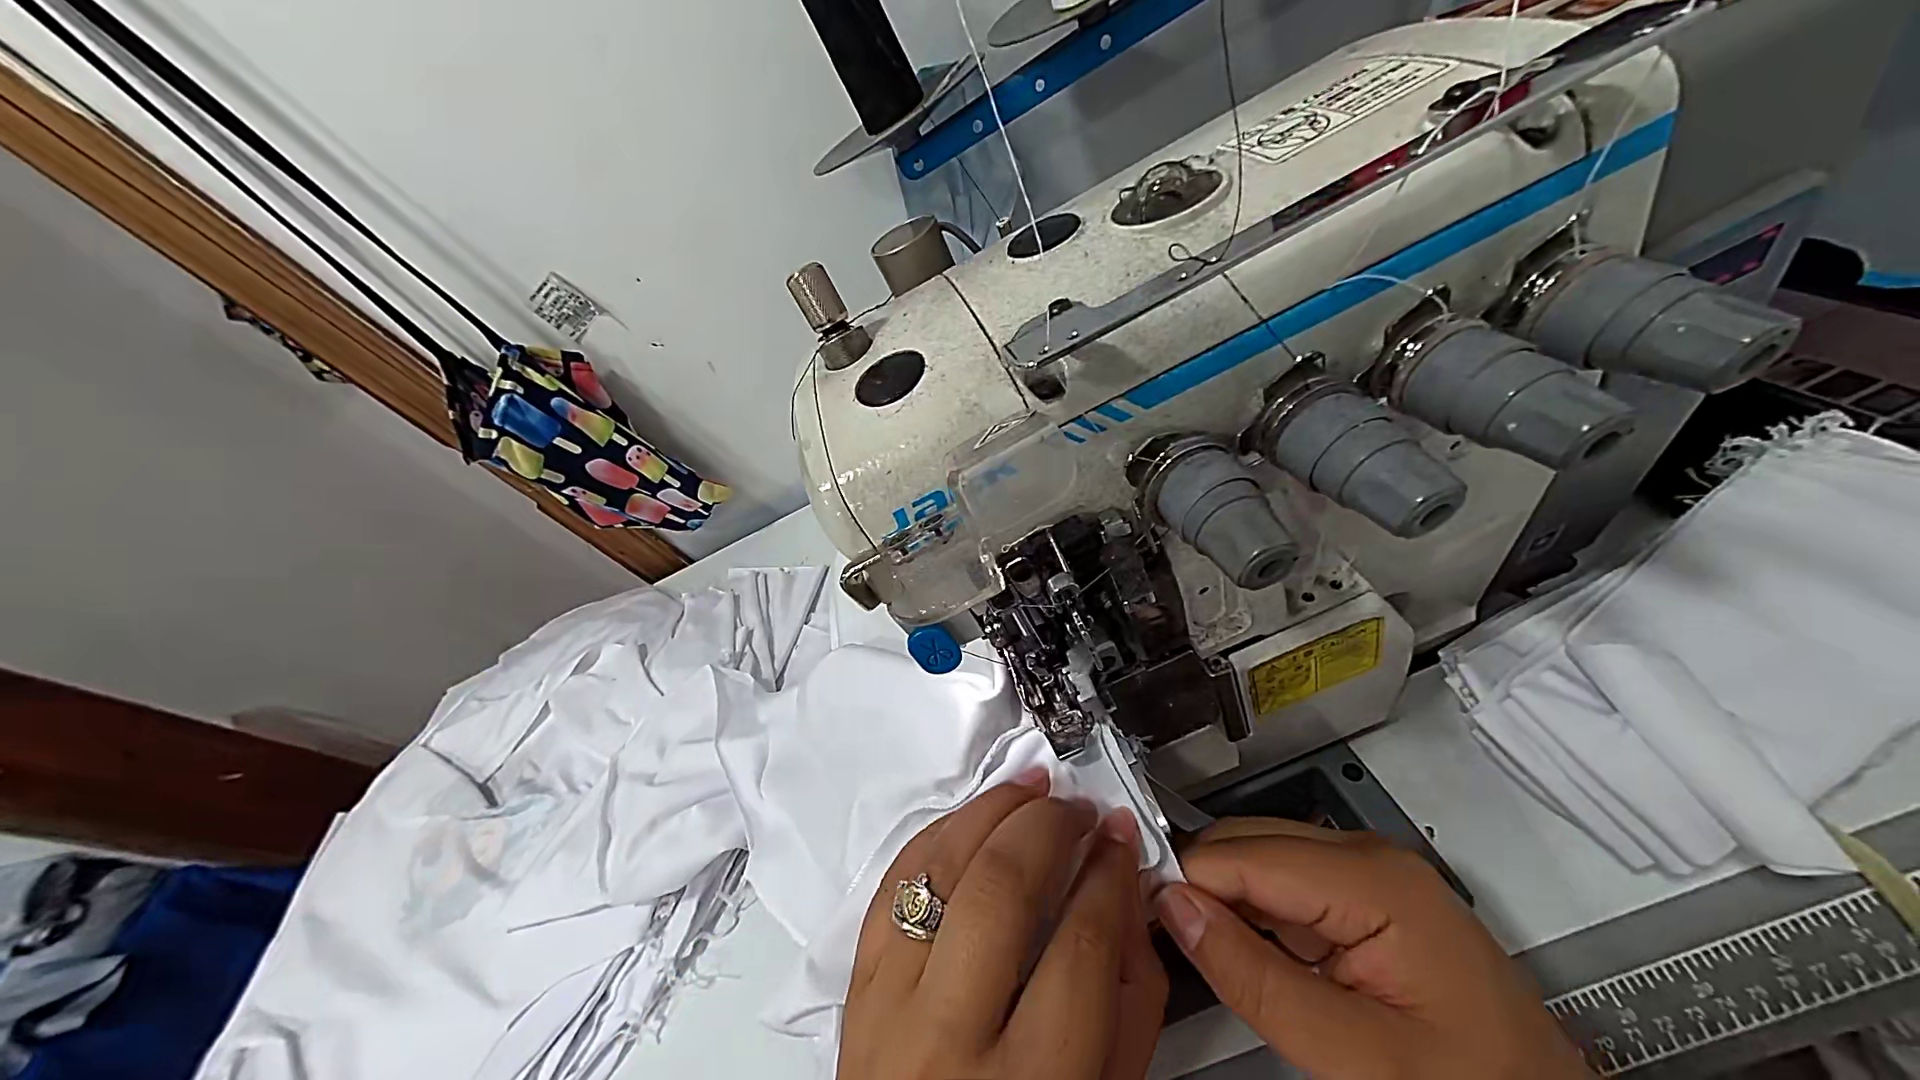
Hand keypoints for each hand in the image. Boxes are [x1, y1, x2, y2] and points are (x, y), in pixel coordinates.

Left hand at [839, 772, 1167, 1079]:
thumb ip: (1129, 992)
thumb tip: (1124, 884)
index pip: (1080, 946)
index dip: (1109, 873)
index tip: (1119, 839)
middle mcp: (947, 1040)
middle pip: (1001, 892)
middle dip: (1049, 828)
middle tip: (1077, 810)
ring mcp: (890, 1004)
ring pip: (940, 870)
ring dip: (990, 812)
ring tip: (1029, 789)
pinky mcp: (858, 982)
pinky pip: (894, 882)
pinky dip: (937, 835)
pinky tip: (972, 815)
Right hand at [1156, 818, 1590, 1079]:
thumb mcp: (1357, 1055)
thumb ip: (1256, 977)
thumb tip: (1178, 909)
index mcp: (1374, 881)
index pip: (1242, 854)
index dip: (1184, 878)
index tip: (1141, 907)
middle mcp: (1369, 860)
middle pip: (1247, 843)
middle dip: (1197, 880)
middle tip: (1157, 927)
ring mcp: (1367, 877)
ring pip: (1258, 860)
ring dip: (1219, 896)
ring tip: (1189, 940)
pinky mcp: (1362, 900)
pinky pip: (1282, 886)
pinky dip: (1248, 910)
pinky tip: (1235, 946)